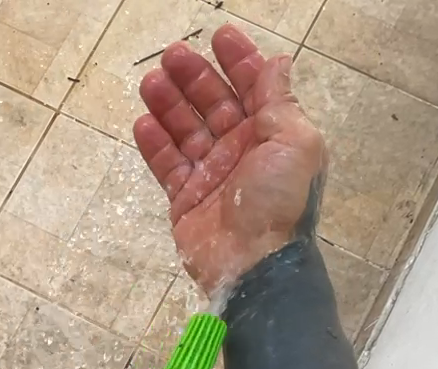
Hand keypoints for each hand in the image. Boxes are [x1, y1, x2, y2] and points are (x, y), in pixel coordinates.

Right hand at [133, 25, 326, 300]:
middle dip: (194, 78)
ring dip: (169, 106)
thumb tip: (277, 62)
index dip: (238, 60)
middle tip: (171, 55)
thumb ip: (280, 102)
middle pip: (214, 104)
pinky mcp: (185, 200)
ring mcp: (211, 175)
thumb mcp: (295, 143)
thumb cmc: (280, 203)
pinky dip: (155, 145)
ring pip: (186, 131)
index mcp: (272, 134)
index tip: (219, 36)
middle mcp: (241, 150)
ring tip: (150, 83)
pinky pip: (167, 166)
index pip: (253, 87)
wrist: (252, 263)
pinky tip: (143, 123)